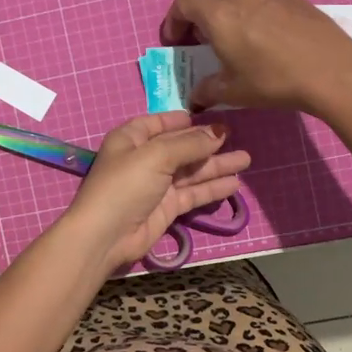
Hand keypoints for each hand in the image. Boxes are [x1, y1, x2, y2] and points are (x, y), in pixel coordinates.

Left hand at [61, 113, 252, 268]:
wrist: (106, 235)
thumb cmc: (125, 185)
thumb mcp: (156, 156)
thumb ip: (189, 144)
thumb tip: (219, 132)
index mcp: (130, 139)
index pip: (157, 124)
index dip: (179, 120)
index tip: (205, 116)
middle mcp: (142, 159)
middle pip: (179, 147)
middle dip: (205, 142)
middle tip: (236, 136)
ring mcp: (155, 185)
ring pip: (190, 171)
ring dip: (216, 165)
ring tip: (246, 159)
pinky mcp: (166, 207)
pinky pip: (193, 193)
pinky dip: (212, 188)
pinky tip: (234, 183)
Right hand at [160, 0, 351, 112]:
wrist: (332, 71)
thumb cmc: (276, 81)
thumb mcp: (235, 92)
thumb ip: (208, 90)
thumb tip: (195, 97)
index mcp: (219, 15)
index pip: (184, 0)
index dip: (174, 19)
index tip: (177, 40)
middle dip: (194, 3)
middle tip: (199, 30)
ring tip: (227, 16)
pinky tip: (256, 17)